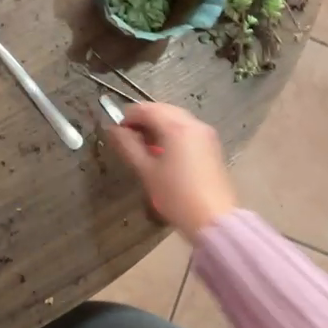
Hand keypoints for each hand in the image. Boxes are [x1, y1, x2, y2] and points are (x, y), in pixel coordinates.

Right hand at [105, 102, 237, 236]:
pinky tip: (164, 151)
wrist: (213, 218)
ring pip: (177, 118)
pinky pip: (188, 129)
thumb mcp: (147, 171)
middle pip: (163, 110)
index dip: (128, 117)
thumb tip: (114, 130)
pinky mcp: (212, 145)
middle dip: (144, 119)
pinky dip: (173, 133)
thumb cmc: (176, 195)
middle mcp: (194, 123)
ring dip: (159, 125)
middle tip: (130, 138)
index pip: (146, 109)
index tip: (117, 132)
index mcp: (176, 127)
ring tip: (146, 146)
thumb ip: (128, 146)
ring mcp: (206, 134)